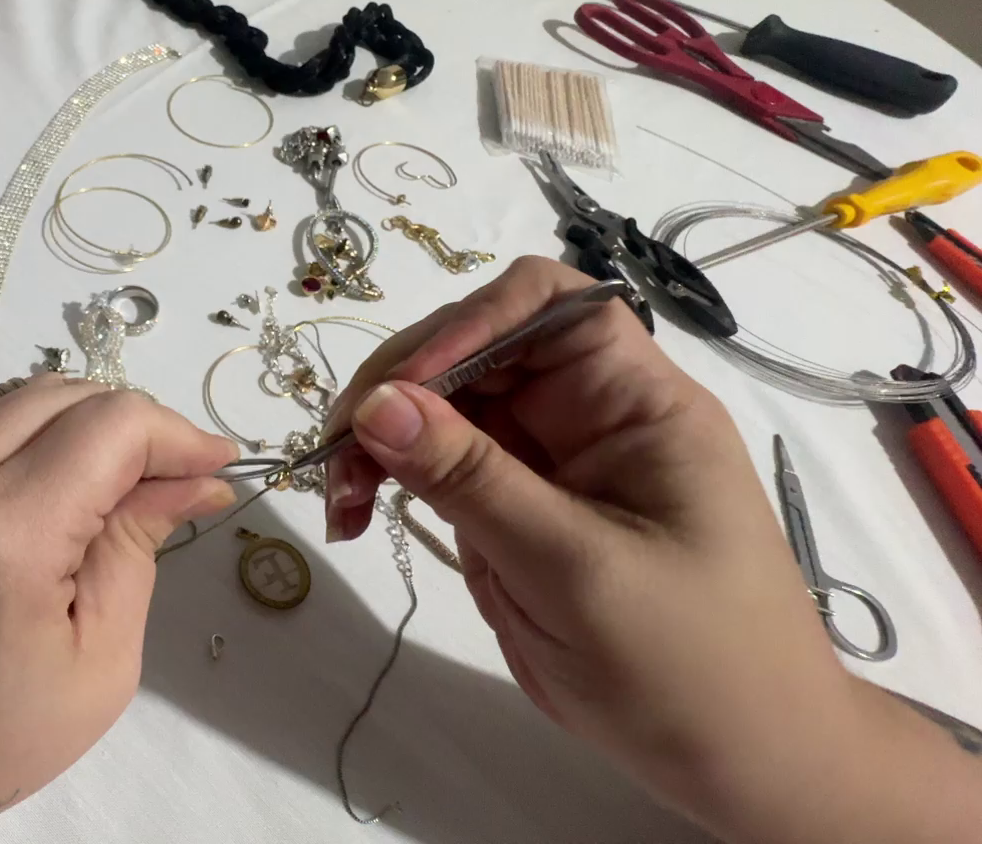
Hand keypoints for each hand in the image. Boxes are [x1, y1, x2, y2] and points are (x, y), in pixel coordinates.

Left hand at [0, 378, 235, 840]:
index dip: (176, 434)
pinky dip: (43, 428)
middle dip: (138, 424)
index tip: (219, 467)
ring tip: (127, 481)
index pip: (110, 426)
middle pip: (71, 394)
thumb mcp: (96, 665)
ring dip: (90, 421)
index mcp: (3, 531)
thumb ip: (139, 547)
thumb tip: (195, 479)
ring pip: (30, 394)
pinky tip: (66, 477)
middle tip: (178, 480)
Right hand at [316, 258, 977, 843]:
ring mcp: (526, 451)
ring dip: (368, 436)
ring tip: (340, 497)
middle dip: (392, 390)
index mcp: (628, 400)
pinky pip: (414, 456)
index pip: (546, 304)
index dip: (471, 322)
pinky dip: (372, 473)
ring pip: (424, 401)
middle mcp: (572, 409)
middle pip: (462, 350)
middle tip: (338, 454)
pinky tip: (350, 513)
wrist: (724, 759)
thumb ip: (471, 478)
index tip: (408, 383)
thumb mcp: (574, 565)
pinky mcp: (489, 493)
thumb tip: (374, 403)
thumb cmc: (690, 661)